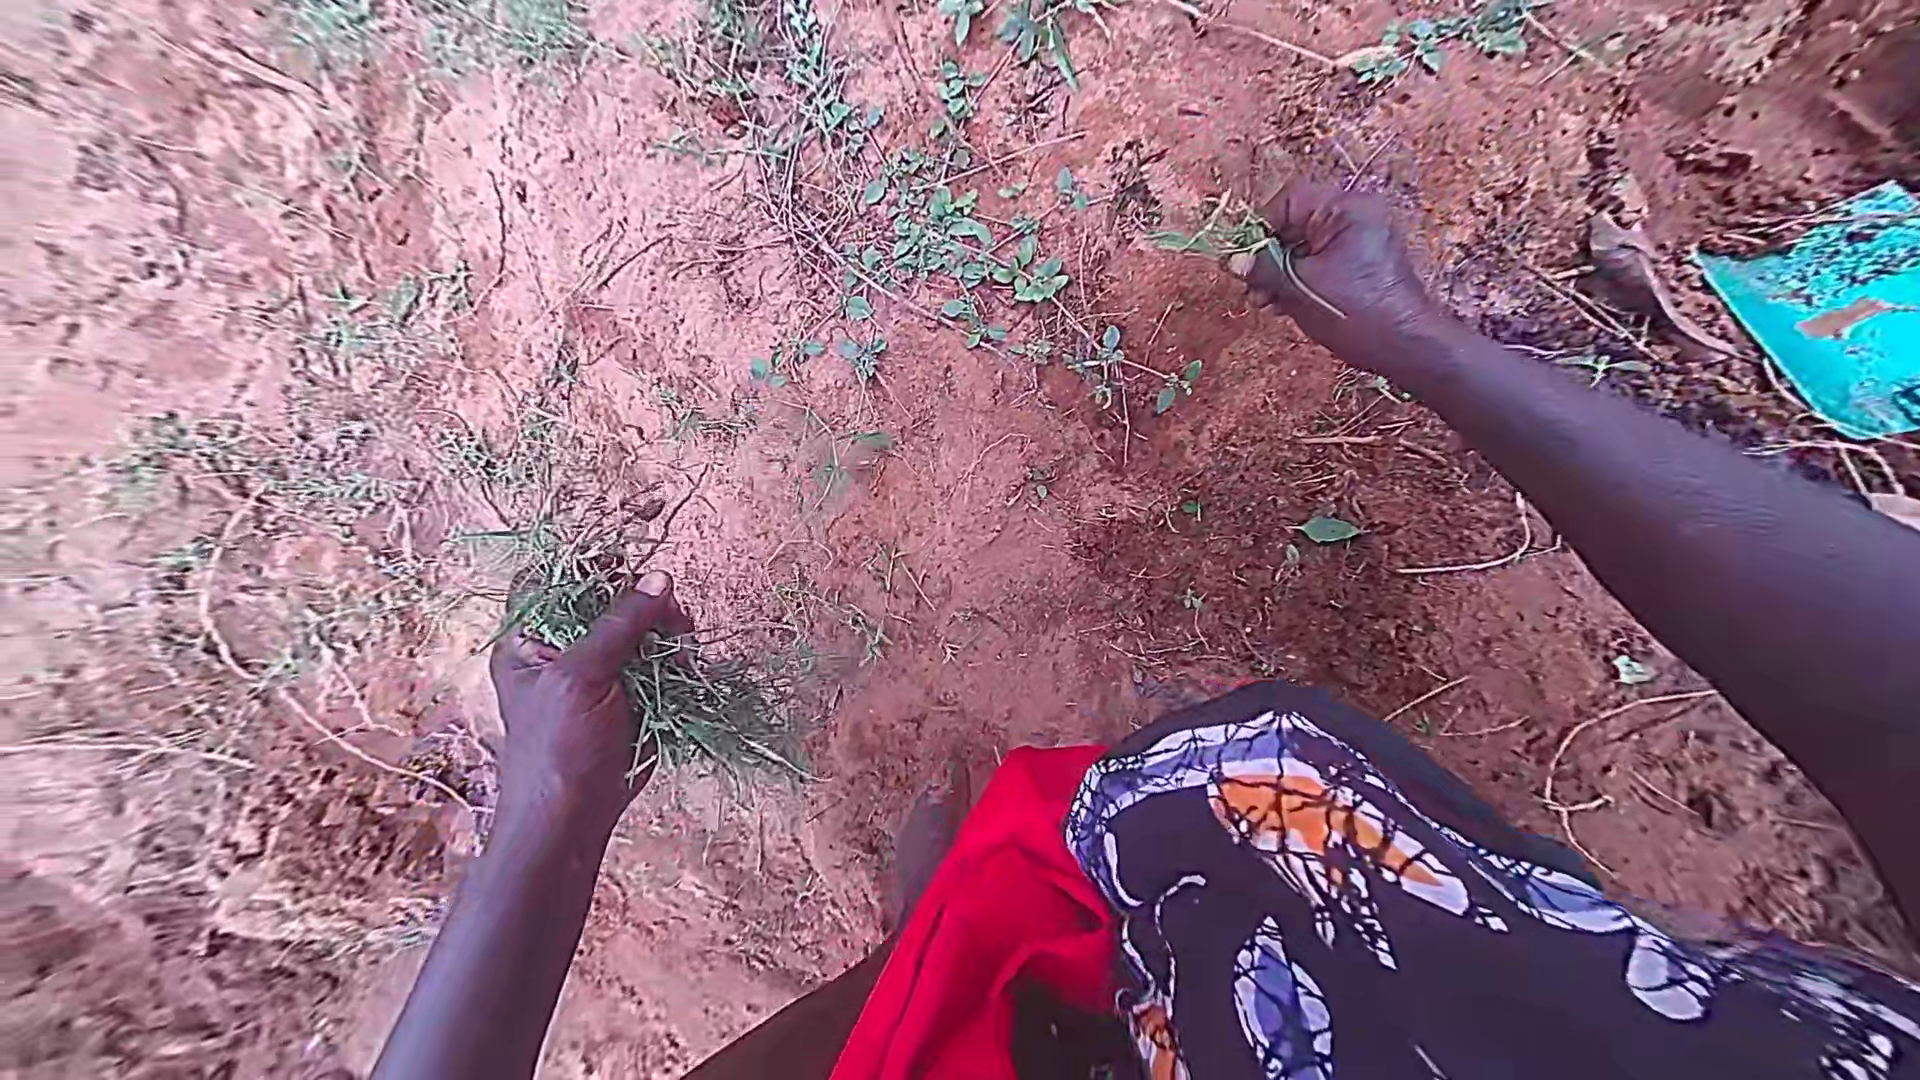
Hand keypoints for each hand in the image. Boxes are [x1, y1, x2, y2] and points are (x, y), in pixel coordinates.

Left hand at [487, 569, 690, 836]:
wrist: (576, 813)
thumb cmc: (557, 746)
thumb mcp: (580, 676)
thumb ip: (620, 624)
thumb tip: (660, 578)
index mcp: (533, 639)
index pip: (555, 581)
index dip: (588, 566)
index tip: (627, 565)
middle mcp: (569, 647)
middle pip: (613, 600)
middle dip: (646, 602)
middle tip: (671, 616)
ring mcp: (606, 667)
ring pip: (645, 626)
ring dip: (669, 629)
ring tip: (682, 645)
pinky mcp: (637, 686)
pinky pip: (662, 654)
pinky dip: (678, 654)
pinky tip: (686, 664)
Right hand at [1244, 184, 1445, 376]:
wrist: (1398, 343)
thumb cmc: (1352, 310)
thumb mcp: (1298, 286)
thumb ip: (1262, 269)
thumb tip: (1231, 261)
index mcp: (1345, 210)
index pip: (1289, 200)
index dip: (1259, 226)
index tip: (1240, 257)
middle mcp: (1353, 218)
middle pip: (1293, 224)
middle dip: (1265, 256)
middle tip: (1251, 287)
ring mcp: (1355, 242)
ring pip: (1300, 247)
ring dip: (1275, 273)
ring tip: (1265, 301)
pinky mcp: (1354, 266)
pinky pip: (1314, 263)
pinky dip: (1293, 281)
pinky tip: (1281, 304)